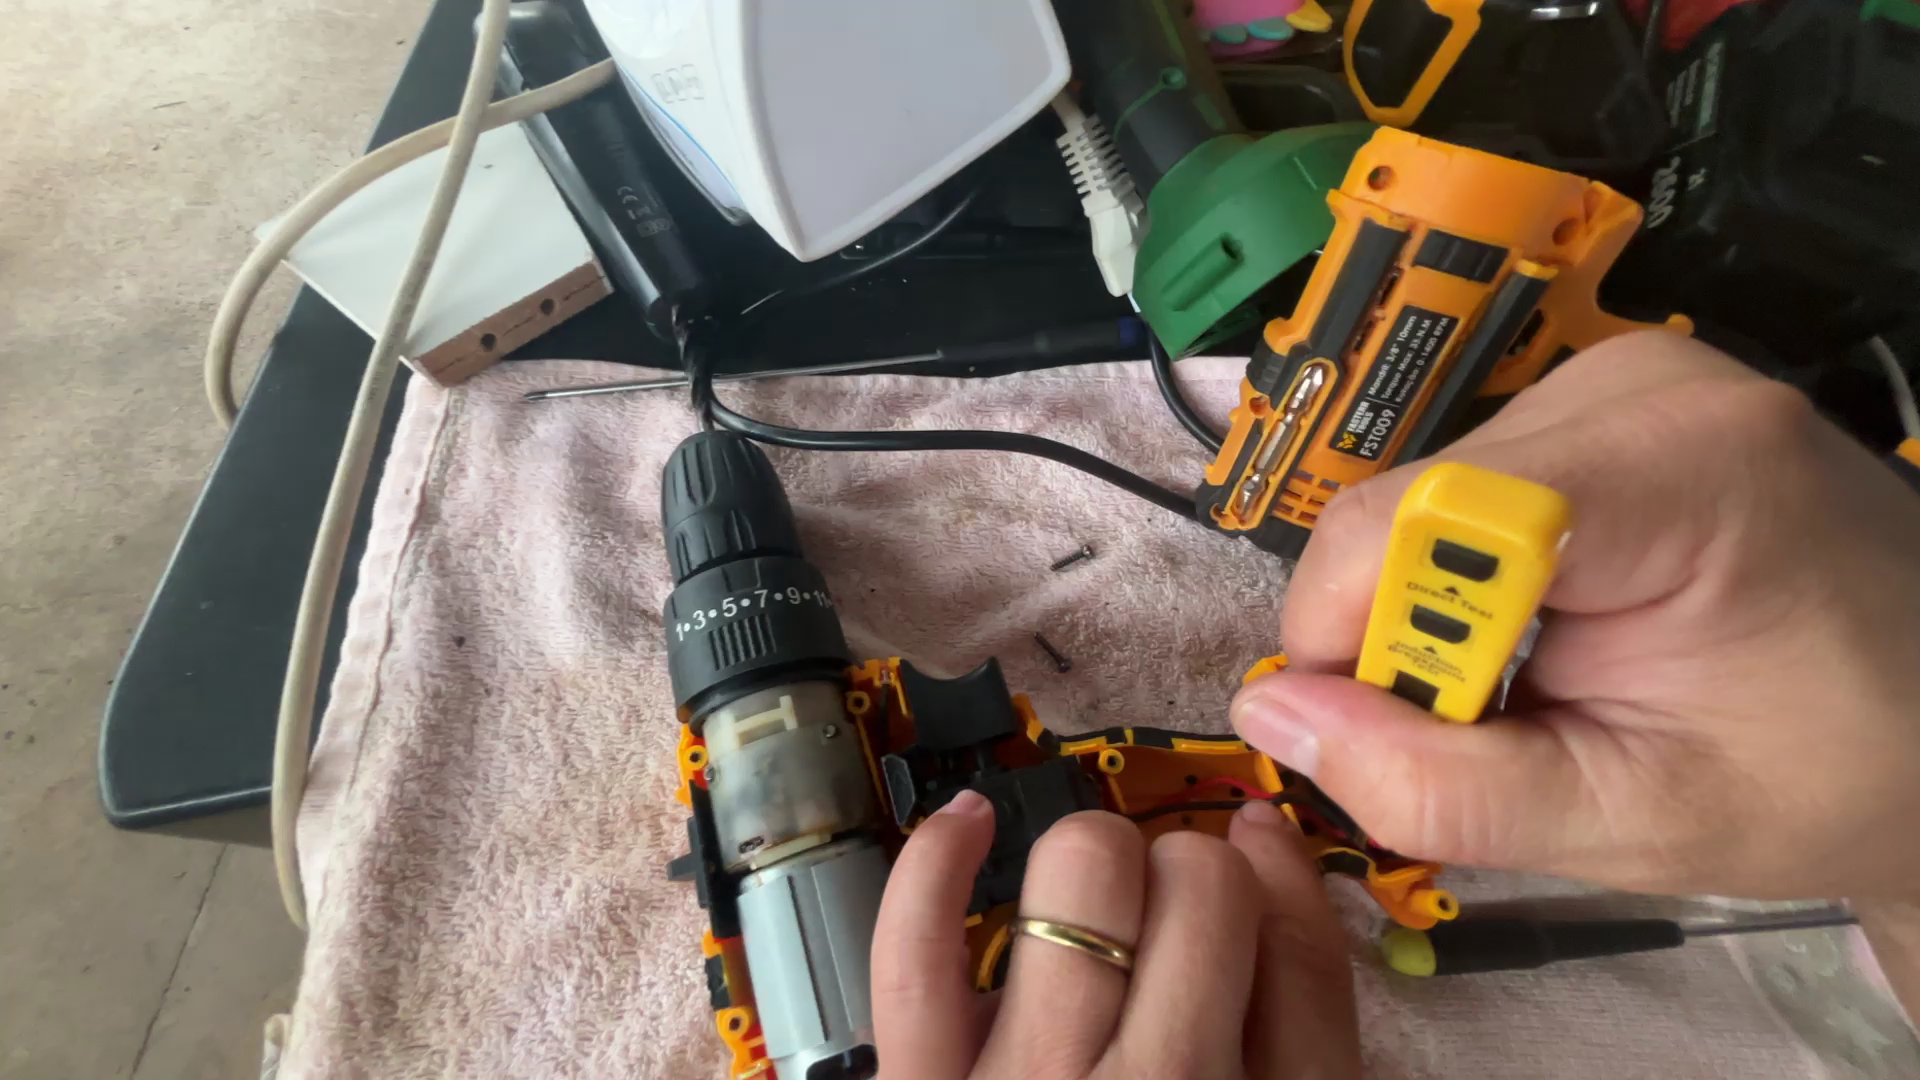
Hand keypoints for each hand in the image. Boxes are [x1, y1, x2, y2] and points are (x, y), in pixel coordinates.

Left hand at [870, 792, 1359, 1079]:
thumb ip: (1301, 1007)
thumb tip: (1262, 835)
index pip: (1296, 946)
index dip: (1271, 887)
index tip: (1245, 864)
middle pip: (1196, 882)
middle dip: (1188, 877)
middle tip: (1162, 930)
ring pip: (1083, 870)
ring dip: (1097, 859)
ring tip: (1088, 903)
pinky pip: (919, 940)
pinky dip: (938, 860)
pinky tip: (968, 821)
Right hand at [1230, 332, 1919, 905]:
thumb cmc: (1823, 772)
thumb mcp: (1631, 823)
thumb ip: (1437, 787)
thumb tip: (1267, 711)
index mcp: (1679, 467)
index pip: (1411, 522)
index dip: (1353, 632)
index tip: (1391, 727)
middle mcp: (1619, 388)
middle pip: (1387, 518)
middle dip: (1380, 641)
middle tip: (1469, 722)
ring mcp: (1588, 384)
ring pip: (1391, 512)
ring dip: (1404, 616)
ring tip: (1507, 676)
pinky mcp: (1561, 406)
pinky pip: (1423, 501)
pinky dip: (1429, 582)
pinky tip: (1514, 619)